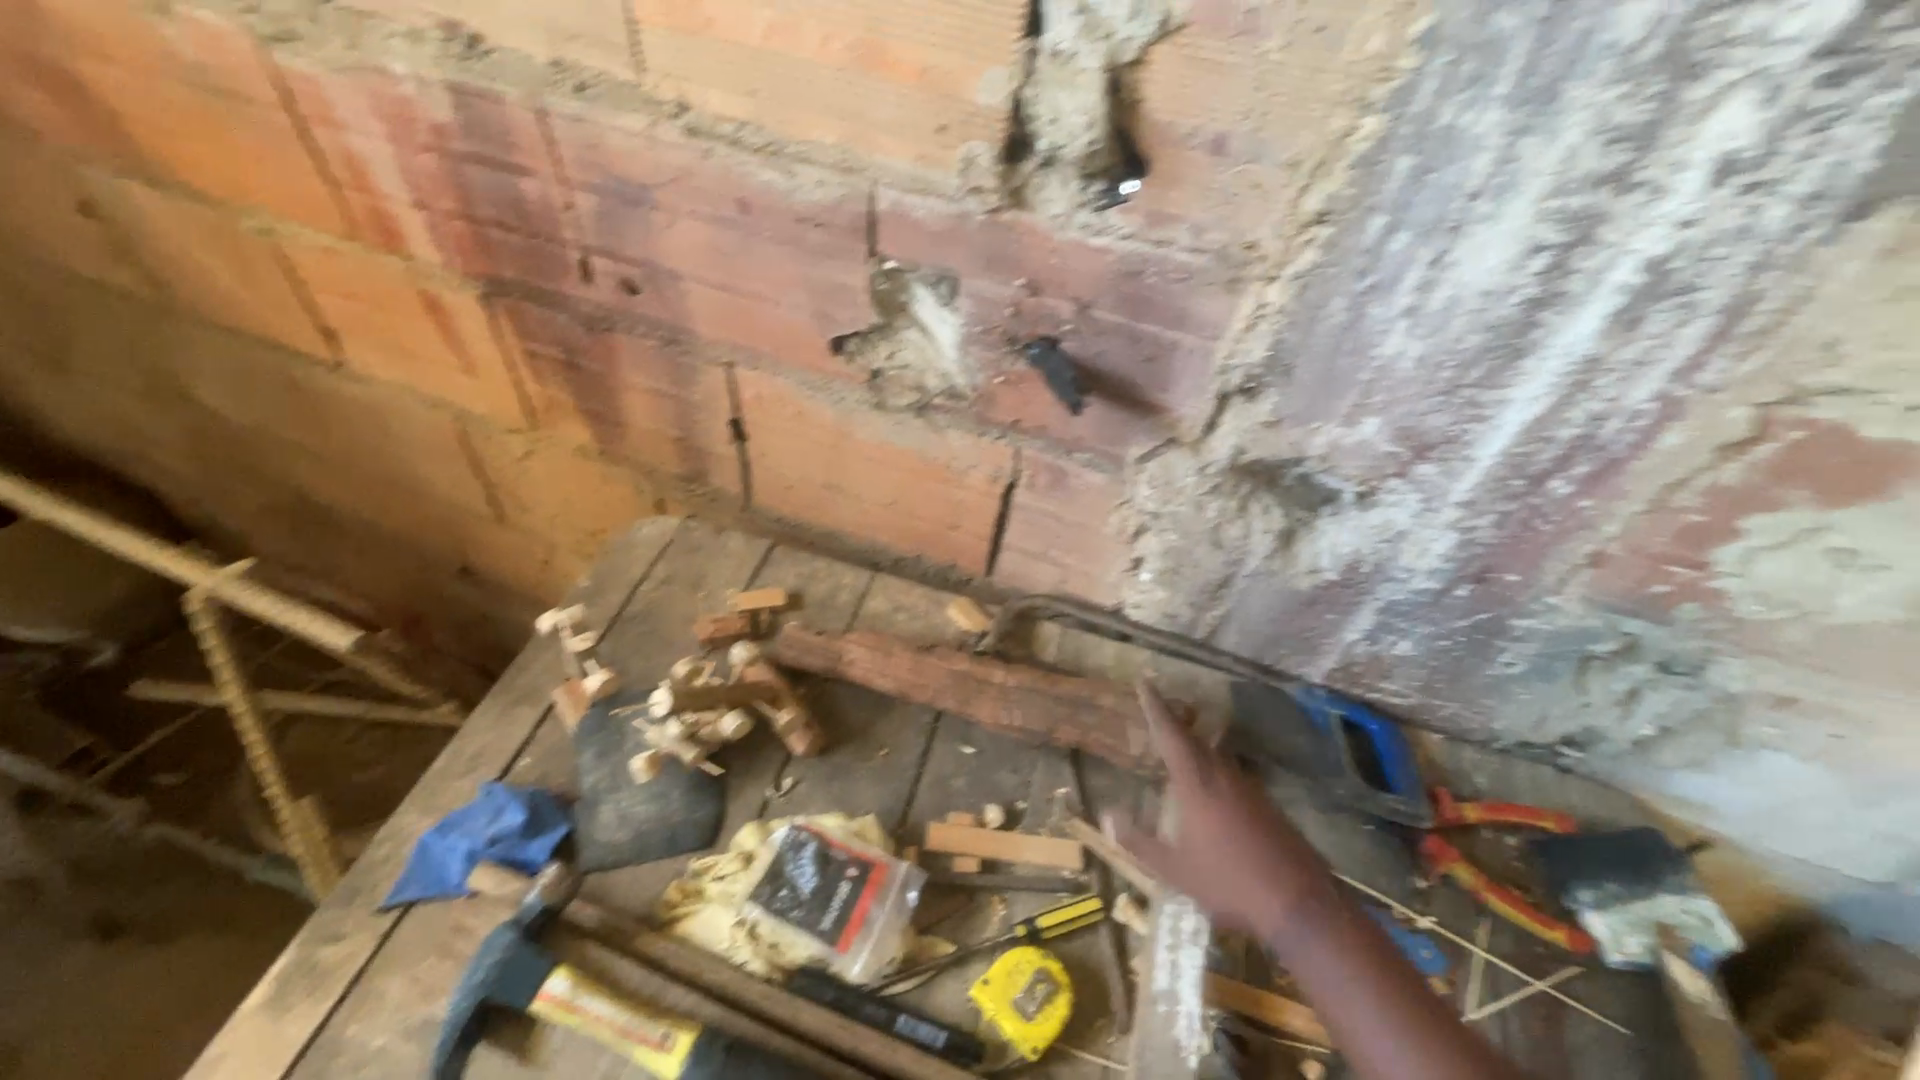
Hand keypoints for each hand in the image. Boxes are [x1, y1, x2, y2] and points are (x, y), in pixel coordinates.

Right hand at [1107, 680, 1335, 940]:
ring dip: (1195, 744)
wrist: (1297, 901)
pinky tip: (1211, 787)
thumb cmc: (1227, 882)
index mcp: (1197, 784)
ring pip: (1216, 755)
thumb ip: (1138, 841)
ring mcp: (1249, 789)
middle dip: (1175, 721)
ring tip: (1179, 745)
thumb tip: (1106, 815)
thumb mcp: (1173, 869)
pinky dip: (1213, 768)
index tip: (1144, 682)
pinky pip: (1232, 774)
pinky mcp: (1267, 805)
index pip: (1170, 735)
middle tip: (1158, 707)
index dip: (1155, 707)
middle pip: (1195, 738)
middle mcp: (1224, 776)